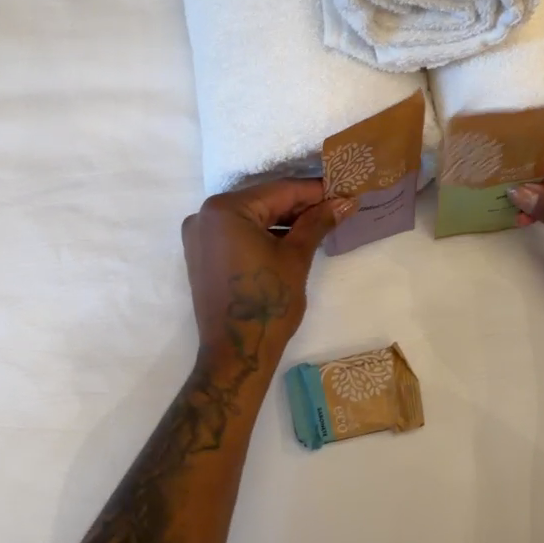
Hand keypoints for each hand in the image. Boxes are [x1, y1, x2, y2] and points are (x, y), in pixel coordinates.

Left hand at [182, 179, 353, 370]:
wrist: (237, 352)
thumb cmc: (268, 303)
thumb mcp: (296, 257)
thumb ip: (317, 223)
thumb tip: (344, 201)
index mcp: (225, 209)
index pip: (279, 191)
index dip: (314, 191)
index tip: (342, 190)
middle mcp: (205, 215)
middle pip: (262, 202)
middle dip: (299, 206)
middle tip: (335, 208)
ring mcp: (199, 237)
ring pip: (250, 219)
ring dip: (283, 222)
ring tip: (320, 225)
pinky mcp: (202, 256)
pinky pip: (238, 235)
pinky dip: (263, 235)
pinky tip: (292, 239)